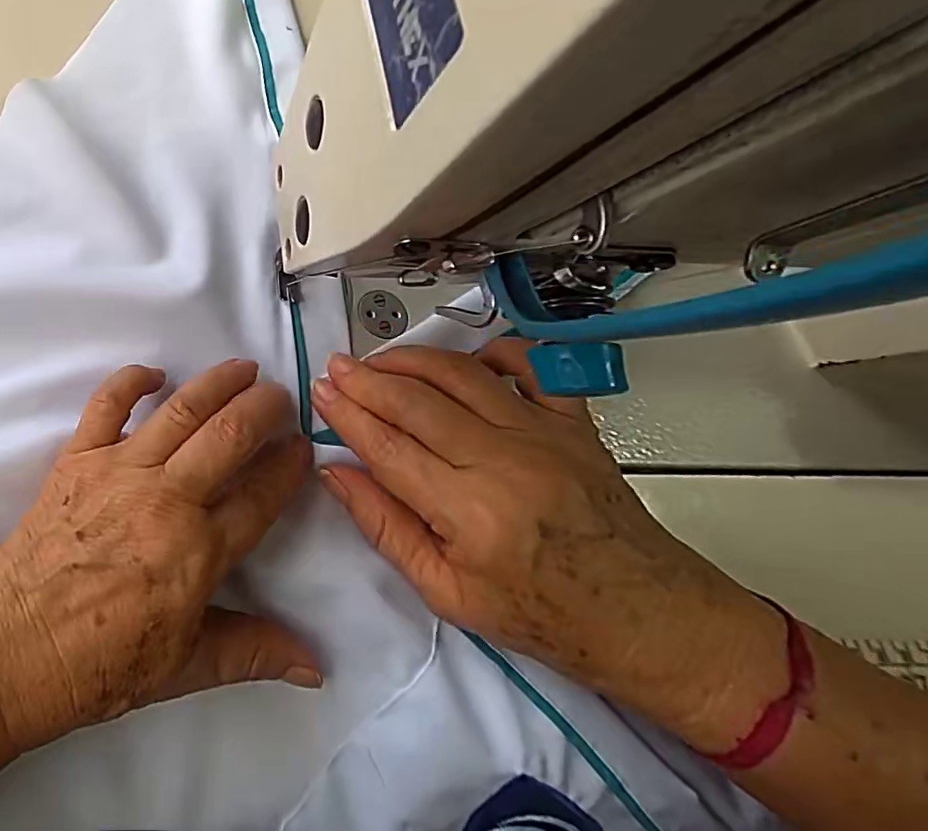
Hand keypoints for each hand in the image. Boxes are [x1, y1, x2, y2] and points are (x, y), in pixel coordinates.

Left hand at [0, 359, 320, 794]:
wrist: (19, 636)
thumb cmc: (102, 659)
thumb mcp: (185, 667)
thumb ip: (251, 652)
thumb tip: (314, 666)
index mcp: (201, 550)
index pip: (261, 496)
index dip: (287, 467)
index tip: (302, 446)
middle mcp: (167, 498)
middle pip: (228, 438)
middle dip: (262, 409)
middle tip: (281, 397)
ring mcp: (120, 471)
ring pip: (179, 412)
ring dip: (215, 384)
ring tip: (242, 368)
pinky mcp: (78, 457)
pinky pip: (106, 406)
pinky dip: (129, 381)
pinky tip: (152, 373)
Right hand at [310, 338, 787, 752]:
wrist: (657, 623)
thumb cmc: (542, 615)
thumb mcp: (445, 592)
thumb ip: (383, 526)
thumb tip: (334, 471)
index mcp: (469, 511)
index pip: (386, 446)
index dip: (346, 414)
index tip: (318, 391)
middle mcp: (505, 463)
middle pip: (415, 402)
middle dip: (365, 379)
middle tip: (335, 365)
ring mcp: (545, 437)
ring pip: (462, 375)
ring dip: (412, 359)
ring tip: (378, 359)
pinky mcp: (576, 427)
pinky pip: (534, 368)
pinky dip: (494, 351)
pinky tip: (463, 359)